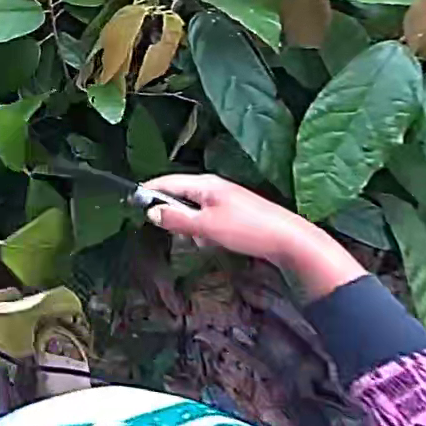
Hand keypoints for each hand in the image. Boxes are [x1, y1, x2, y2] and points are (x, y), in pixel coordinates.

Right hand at [142, 174, 365, 298]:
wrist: (294, 243)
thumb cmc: (249, 230)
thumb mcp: (206, 227)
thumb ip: (176, 219)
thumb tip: (151, 212)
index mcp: (205, 184)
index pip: (166, 182)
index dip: (148, 191)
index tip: (132, 201)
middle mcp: (214, 187)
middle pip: (178, 195)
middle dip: (171, 213)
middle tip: (170, 230)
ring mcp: (226, 199)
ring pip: (193, 208)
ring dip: (189, 225)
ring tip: (198, 240)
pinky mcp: (236, 213)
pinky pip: (207, 217)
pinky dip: (203, 229)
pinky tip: (212, 242)